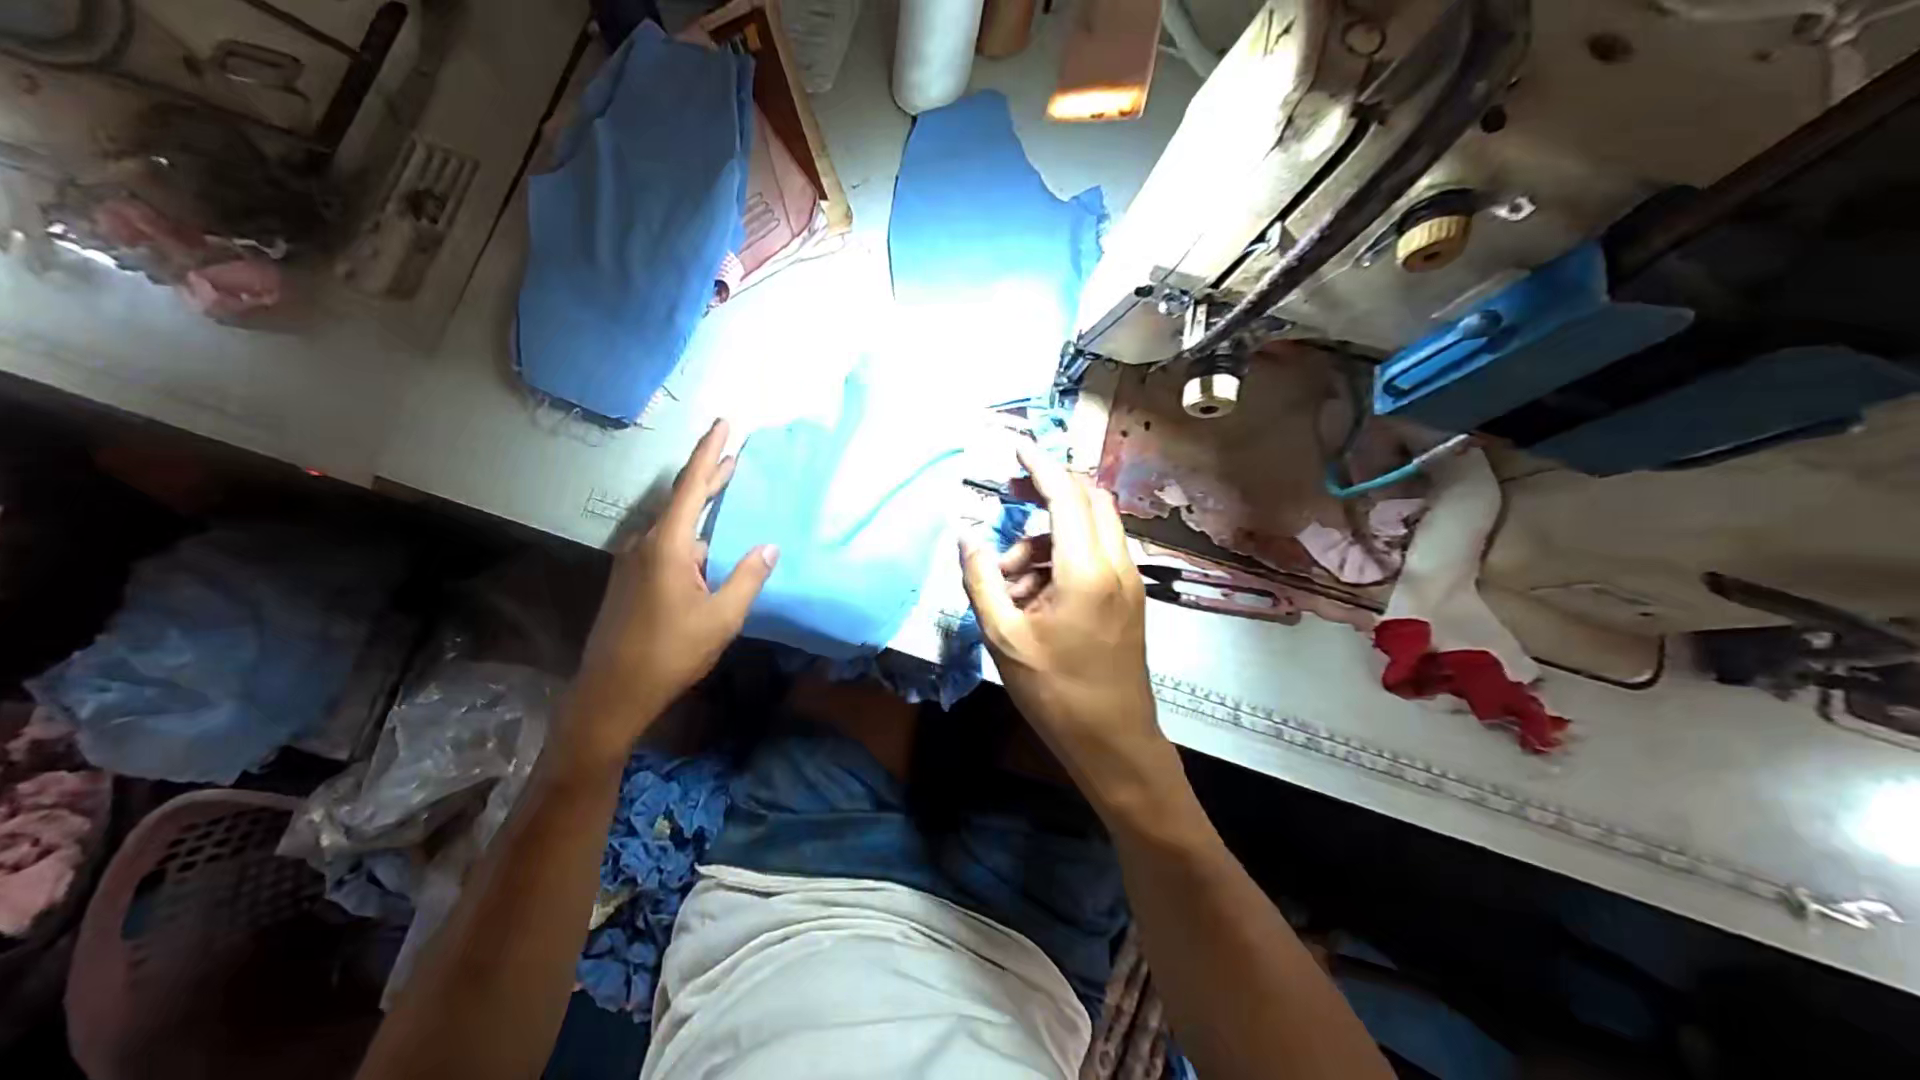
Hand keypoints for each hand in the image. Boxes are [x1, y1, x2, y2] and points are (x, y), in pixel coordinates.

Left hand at [565, 420, 777, 761]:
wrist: (612, 692)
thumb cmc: (670, 653)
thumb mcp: (722, 617)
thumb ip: (748, 577)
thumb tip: (770, 546)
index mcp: (667, 545)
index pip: (691, 486)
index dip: (710, 452)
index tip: (724, 423)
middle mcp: (645, 544)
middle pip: (682, 500)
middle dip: (710, 477)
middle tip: (736, 455)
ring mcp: (633, 562)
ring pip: (675, 526)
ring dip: (703, 511)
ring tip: (730, 499)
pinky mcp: (631, 581)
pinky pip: (667, 546)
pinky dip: (692, 537)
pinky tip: (709, 550)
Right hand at [959, 443, 1171, 809]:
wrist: (1113, 742)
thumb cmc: (1056, 693)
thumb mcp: (1004, 637)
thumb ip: (981, 579)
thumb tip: (965, 535)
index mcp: (1087, 570)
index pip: (1066, 495)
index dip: (1039, 466)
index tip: (1015, 446)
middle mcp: (1116, 566)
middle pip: (1088, 501)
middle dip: (1046, 492)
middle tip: (1007, 501)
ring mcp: (1127, 583)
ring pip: (1090, 531)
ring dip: (1047, 538)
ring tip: (1007, 580)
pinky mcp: (1127, 600)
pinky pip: (1095, 557)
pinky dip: (1062, 559)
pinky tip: (1031, 597)